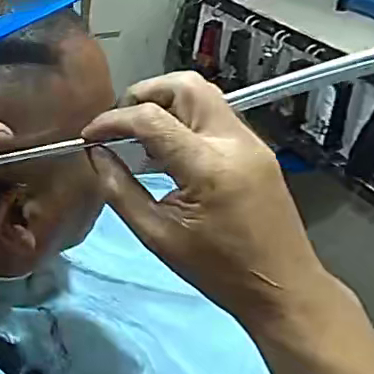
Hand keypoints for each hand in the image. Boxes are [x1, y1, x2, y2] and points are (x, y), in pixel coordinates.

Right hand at [82, 71, 347, 332]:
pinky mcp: (256, 148)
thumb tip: (96, 154)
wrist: (284, 288)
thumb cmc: (219, 271)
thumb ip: (120, 189)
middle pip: (184, 85)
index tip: (89, 135)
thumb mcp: (157, 236)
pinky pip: (214, 114)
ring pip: (202, 93)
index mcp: (208, 166)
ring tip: (140, 137)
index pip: (150, 118)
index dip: (112, 120)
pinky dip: (184, 118)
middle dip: (143, 94)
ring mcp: (250, 141)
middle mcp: (233, 141)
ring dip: (165, 103)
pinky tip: (168, 150)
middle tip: (119, 125)